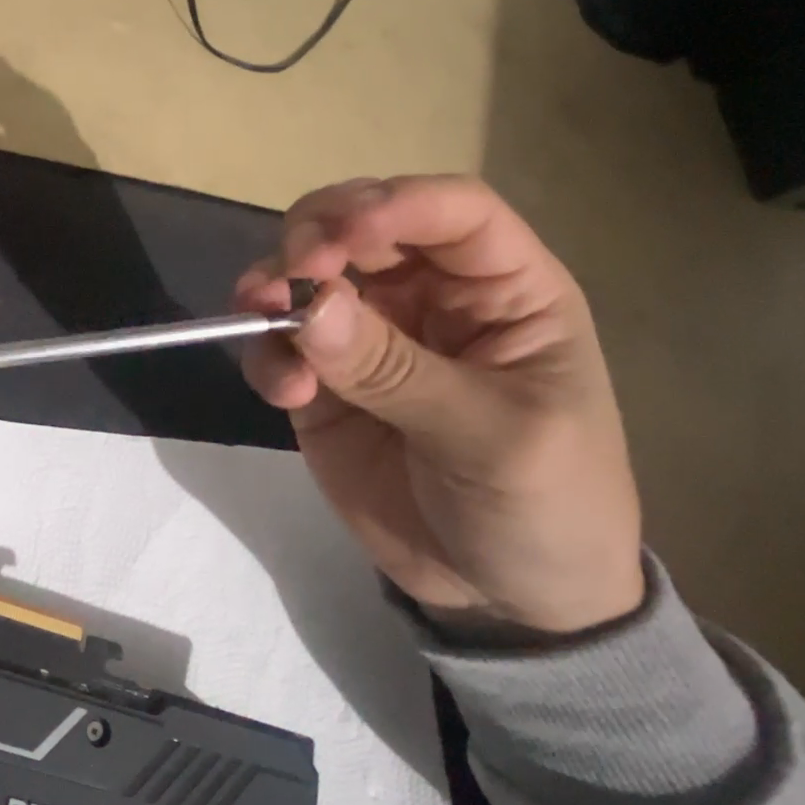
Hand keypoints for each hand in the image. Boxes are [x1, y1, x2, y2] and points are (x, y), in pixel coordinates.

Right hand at [234, 175, 643, 636]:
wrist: (502, 597)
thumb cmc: (543, 505)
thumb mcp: (492, 437)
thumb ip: (396, 370)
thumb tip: (307, 305)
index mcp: (503, 291)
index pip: (448, 211)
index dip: (390, 207)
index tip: (333, 243)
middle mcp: (428, 299)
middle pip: (357, 228)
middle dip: (312, 240)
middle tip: (284, 280)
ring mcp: (367, 341)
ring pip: (303, 281)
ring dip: (272, 292)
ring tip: (261, 326)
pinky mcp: (321, 386)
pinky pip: (276, 347)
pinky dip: (264, 356)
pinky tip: (284, 396)